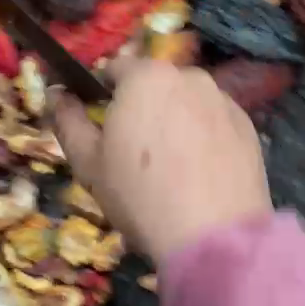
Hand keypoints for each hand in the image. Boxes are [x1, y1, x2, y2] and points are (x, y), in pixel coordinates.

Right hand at [53, 58, 270, 265]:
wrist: (213, 236)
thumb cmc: (140, 195)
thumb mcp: (89, 163)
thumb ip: (68, 121)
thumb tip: (56, 95)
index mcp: (147, 77)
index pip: (116, 68)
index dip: (104, 95)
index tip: (104, 129)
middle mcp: (189, 76)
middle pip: (156, 84)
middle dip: (144, 107)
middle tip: (136, 154)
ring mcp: (223, 99)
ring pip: (188, 101)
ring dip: (176, 120)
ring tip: (173, 168)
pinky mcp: (248, 126)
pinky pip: (215, 121)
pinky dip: (205, 136)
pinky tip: (200, 173)